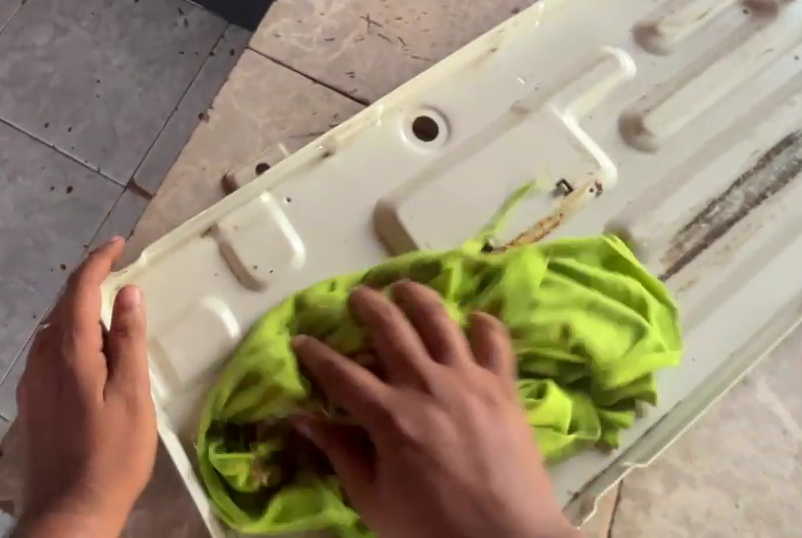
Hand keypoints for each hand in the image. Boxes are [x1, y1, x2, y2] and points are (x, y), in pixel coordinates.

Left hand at [16, 236, 155, 537]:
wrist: (68, 516)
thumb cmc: (110, 456)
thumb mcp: (132, 396)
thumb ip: (128, 341)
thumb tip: (128, 293)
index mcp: (70, 350)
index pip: (80, 287)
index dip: (99, 259)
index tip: (119, 243)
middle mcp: (43, 357)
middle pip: (63, 302)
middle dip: (89, 278)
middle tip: (118, 267)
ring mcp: (33, 380)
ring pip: (53, 325)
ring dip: (78, 305)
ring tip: (108, 304)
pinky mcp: (31, 401)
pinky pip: (48, 348)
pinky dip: (69, 330)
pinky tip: (87, 347)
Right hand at [291, 282, 578, 537]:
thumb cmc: (434, 530)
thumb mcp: (374, 501)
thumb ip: (339, 453)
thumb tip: (300, 418)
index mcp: (390, 415)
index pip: (340, 372)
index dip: (315, 353)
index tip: (300, 339)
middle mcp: (425, 384)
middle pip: (389, 326)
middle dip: (367, 304)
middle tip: (356, 296)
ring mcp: (467, 380)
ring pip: (437, 318)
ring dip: (416, 296)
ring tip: (403, 287)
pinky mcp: (502, 386)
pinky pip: (495, 341)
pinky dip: (483, 324)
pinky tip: (472, 319)